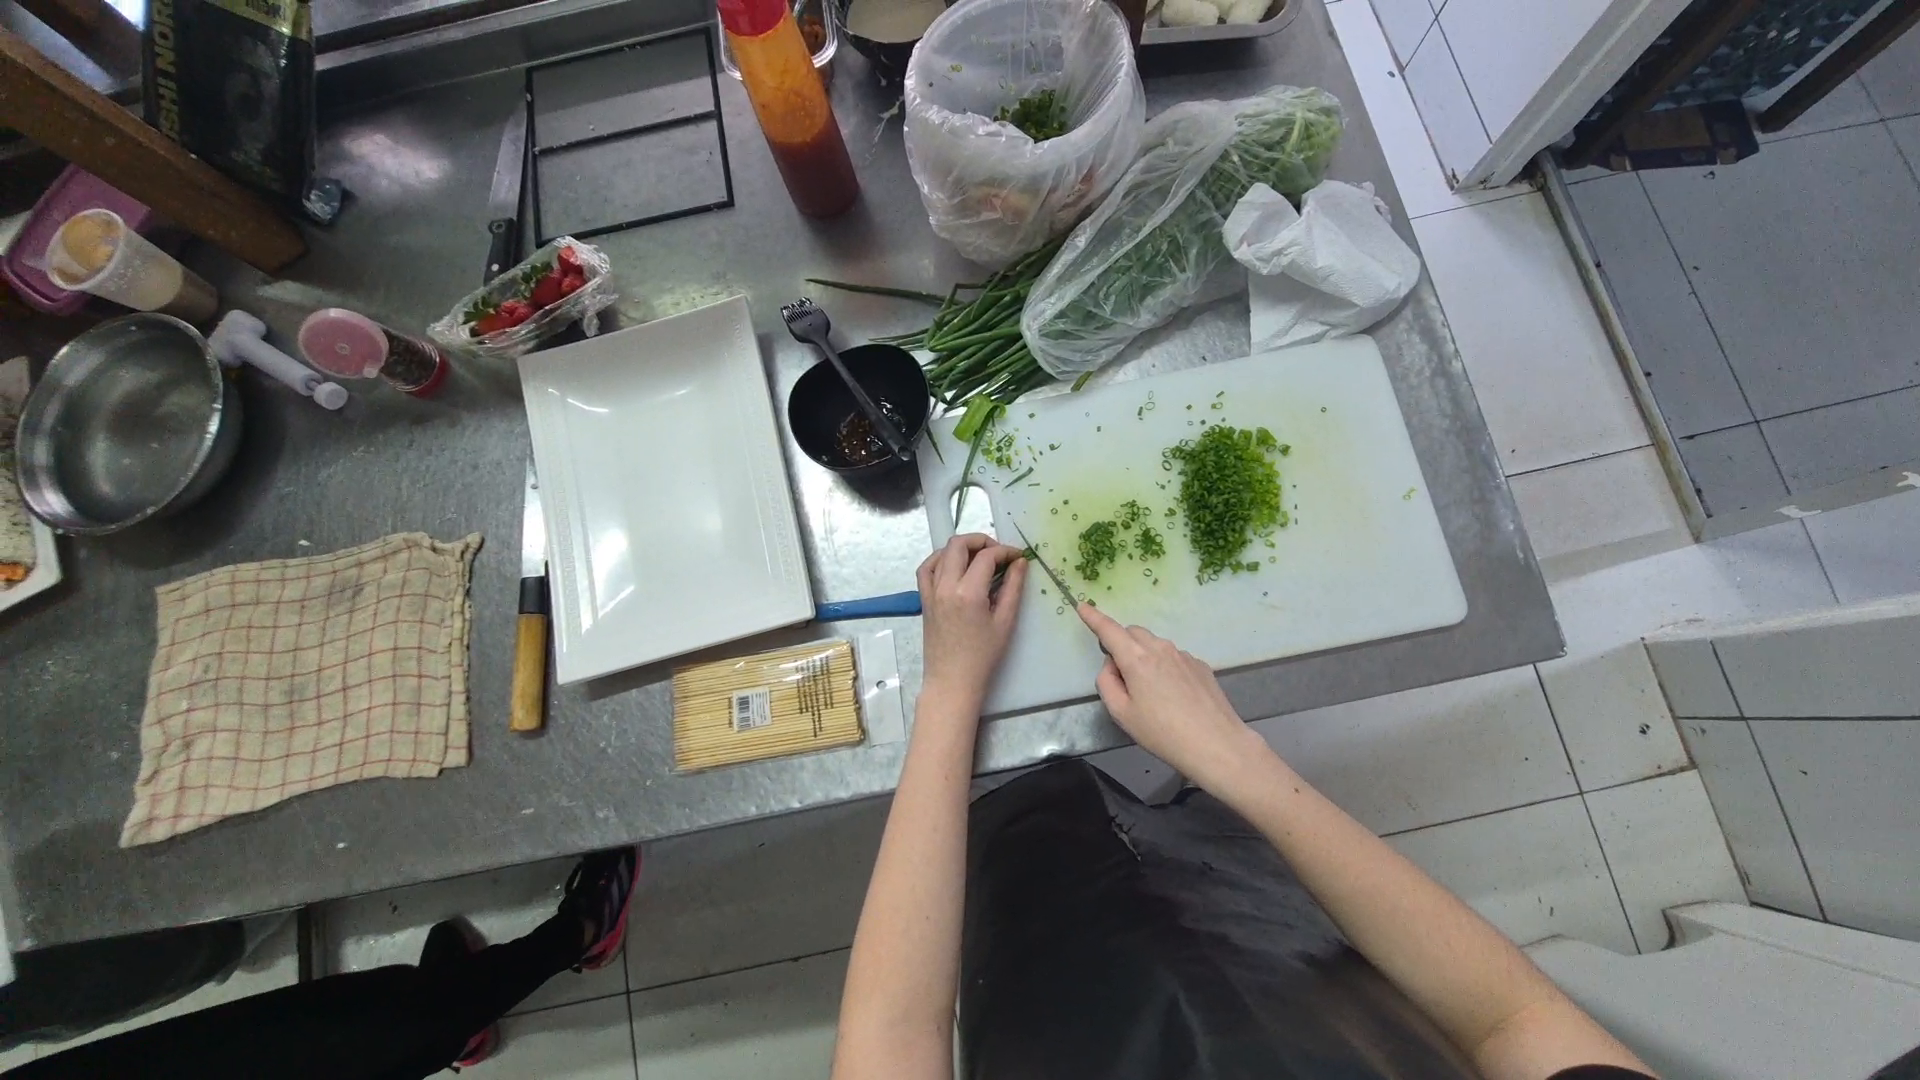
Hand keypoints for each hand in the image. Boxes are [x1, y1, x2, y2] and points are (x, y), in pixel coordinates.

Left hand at [917, 534, 1027, 707]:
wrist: (952, 681)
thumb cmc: (983, 657)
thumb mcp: (1005, 622)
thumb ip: (1013, 587)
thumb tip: (1019, 563)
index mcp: (968, 593)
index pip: (987, 556)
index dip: (1006, 551)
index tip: (1018, 557)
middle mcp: (946, 586)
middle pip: (959, 544)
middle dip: (982, 541)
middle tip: (999, 554)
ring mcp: (931, 592)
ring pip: (942, 552)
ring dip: (962, 548)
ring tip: (980, 559)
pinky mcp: (924, 599)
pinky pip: (926, 569)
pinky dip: (939, 559)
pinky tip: (954, 565)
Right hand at [1077, 603, 1264, 791]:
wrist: (1216, 744)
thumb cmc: (1162, 733)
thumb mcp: (1121, 713)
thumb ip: (1107, 682)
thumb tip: (1112, 665)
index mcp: (1136, 659)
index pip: (1109, 629)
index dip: (1093, 617)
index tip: (1083, 606)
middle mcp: (1160, 648)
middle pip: (1132, 633)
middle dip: (1120, 643)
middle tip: (1121, 677)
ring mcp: (1183, 655)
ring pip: (1154, 644)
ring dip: (1143, 655)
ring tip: (1151, 693)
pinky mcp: (1200, 665)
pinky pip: (1173, 657)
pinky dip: (1164, 666)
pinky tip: (1174, 696)